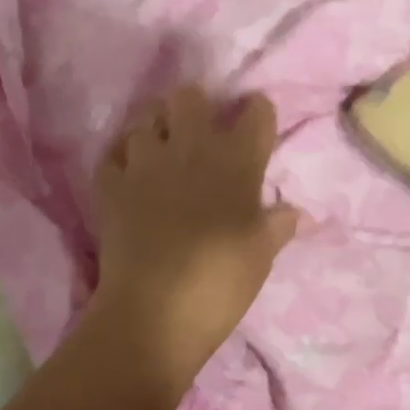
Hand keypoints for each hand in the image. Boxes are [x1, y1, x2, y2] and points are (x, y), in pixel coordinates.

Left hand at [85, 84, 298, 380]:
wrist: (156, 312)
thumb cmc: (223, 281)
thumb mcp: (262, 254)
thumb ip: (279, 226)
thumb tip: (298, 215)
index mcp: (237, 160)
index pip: (256, 112)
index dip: (258, 114)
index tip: (257, 127)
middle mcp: (191, 147)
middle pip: (189, 96)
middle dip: (197, 107)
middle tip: (201, 132)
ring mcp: (145, 163)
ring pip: (145, 120)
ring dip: (156, 131)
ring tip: (163, 153)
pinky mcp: (110, 186)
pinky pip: (113, 155)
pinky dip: (122, 160)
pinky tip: (131, 176)